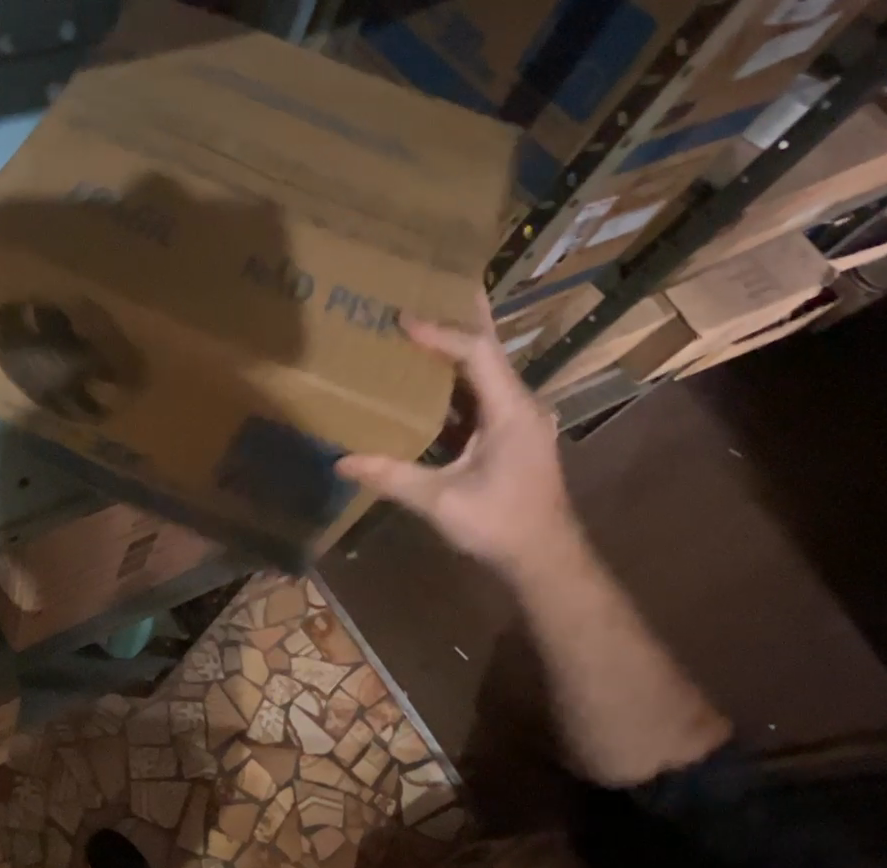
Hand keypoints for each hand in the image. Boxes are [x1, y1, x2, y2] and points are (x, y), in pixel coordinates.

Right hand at [336, 290, 583, 579]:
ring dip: (460, 351)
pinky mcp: (514, 438)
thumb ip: (392, 477)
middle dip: (464, 320)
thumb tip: (341, 461)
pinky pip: (485, 396)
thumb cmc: (499, 524)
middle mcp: (522, 406)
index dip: (441, 333)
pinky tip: (434, 382)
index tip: (404, 320)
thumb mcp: (440, 501)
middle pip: (490, 351)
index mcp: (511, 411)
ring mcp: (521, 421)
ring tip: (427, 329)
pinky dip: (460, 381)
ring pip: (489, 373)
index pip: (478, 354)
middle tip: (437, 288)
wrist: (545, 559)